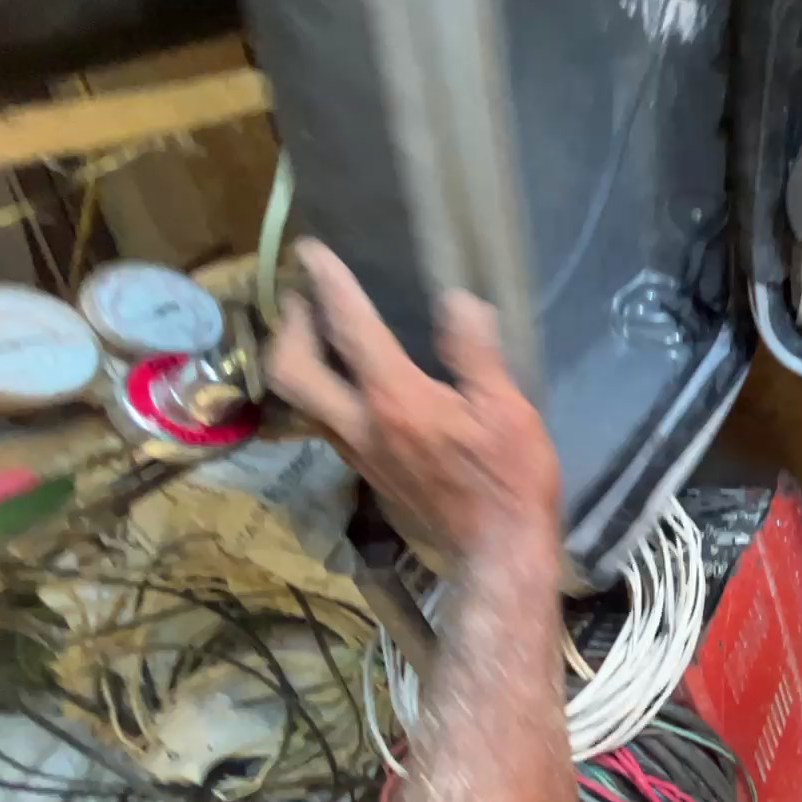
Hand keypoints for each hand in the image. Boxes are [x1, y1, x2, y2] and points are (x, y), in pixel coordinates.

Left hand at [265, 239, 560, 561]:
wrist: (498, 549)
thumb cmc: (512, 478)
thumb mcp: (510, 411)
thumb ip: (477, 355)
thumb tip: (458, 301)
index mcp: (397, 401)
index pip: (353, 332)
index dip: (331, 287)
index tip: (312, 252)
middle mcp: (360, 424)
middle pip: (292, 370)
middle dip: (289, 326)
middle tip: (301, 298)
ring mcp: (359, 454)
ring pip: (302, 400)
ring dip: (298, 359)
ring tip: (316, 336)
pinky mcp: (370, 475)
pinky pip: (327, 423)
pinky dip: (325, 392)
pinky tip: (352, 390)